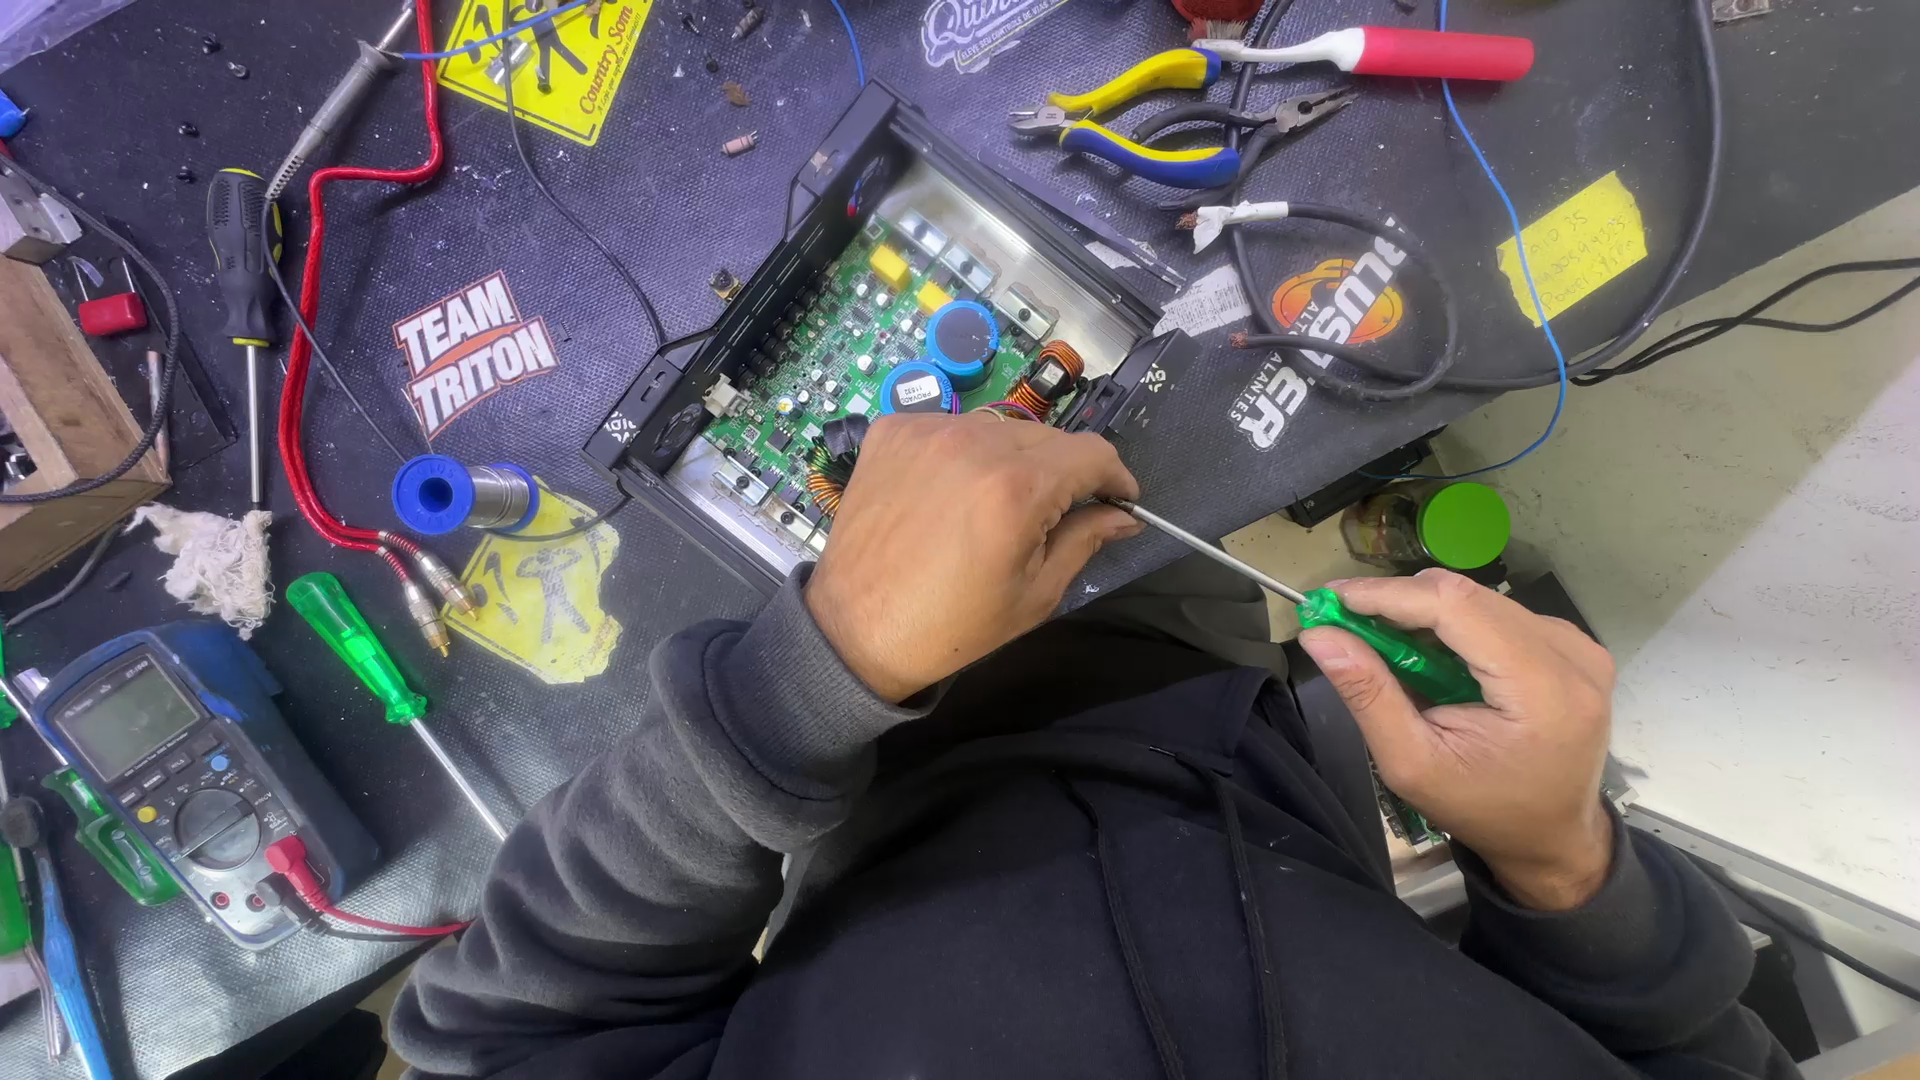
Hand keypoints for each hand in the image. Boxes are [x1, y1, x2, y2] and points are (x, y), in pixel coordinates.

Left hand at [805, 412, 1140, 702]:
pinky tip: (953, 490)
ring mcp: (926, 431)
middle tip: (1057, 511)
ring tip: (998, 504)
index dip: (1115, 475)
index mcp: (1016, 489)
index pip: (1092, 452)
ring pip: (1000, 427)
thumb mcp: (1035, 594)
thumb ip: (1085, 541)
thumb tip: (1123, 515)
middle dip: (1066, 471)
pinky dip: (964, 452)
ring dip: (1015, 458)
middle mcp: (972, 443)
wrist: (856, 630)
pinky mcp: (891, 431)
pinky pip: (951, 427)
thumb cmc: (952, 626)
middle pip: (1049, 436)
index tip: (1118, 498)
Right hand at [1296, 569, 1615, 910]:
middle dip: (1393, 601)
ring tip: (1380, 644)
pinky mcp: (1568, 645)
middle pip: (1463, 595)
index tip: (1327, 599)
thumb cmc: (1480, 807)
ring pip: (1474, 597)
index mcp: (1542, 690)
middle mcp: (1569, 656)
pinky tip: (1425, 653)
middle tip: (1340, 622)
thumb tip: (1318, 634)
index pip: (1455, 606)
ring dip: (1417, 611)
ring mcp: (1575, 646)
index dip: (1386, 594)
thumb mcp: (1409, 762)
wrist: (1550, 837)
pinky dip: (1445, 621)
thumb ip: (1366, 694)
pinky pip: (1491, 610)